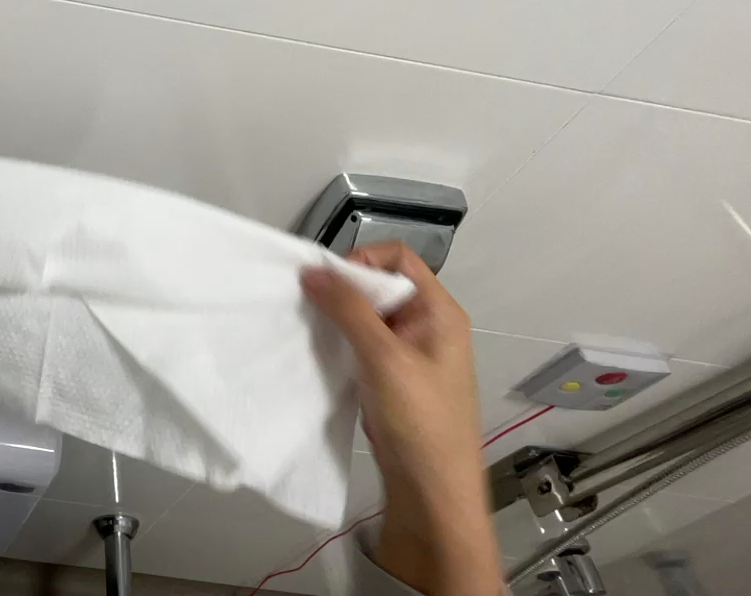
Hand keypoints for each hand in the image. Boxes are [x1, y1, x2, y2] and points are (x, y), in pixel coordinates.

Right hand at [303, 242, 501, 595]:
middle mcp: (427, 324)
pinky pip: (362, 339)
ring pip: (367, 312)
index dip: (363, 260)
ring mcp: (409, 350)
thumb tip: (311, 270)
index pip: (399, 258)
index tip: (330, 280)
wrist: (432, 491)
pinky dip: (340, 337)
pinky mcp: (391, 373)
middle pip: (379, 283)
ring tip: (311, 324)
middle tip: (311, 301)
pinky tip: (320, 347)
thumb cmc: (419, 418)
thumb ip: (347, 308)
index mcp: (439, 312)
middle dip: (343, 287)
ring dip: (338, 314)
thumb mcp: (382, 356)